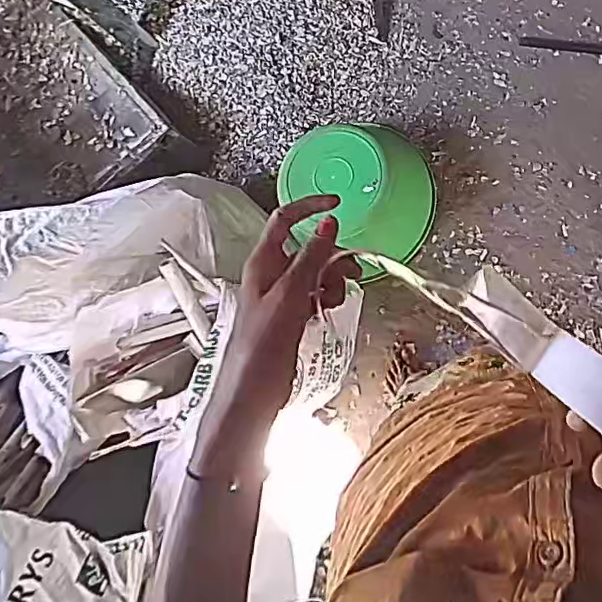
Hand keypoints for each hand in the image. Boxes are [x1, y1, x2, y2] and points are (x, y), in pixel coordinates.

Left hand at [193, 196, 358, 469]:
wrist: (252, 397)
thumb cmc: (262, 348)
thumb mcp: (291, 297)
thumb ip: (311, 259)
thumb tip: (330, 223)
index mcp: (263, 262)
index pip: (285, 219)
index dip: (310, 206)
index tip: (338, 204)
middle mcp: (271, 273)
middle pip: (308, 246)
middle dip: (331, 255)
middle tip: (349, 273)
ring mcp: (282, 294)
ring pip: (316, 270)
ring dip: (332, 278)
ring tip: (334, 300)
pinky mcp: (291, 313)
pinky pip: (316, 292)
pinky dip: (327, 295)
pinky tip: (327, 309)